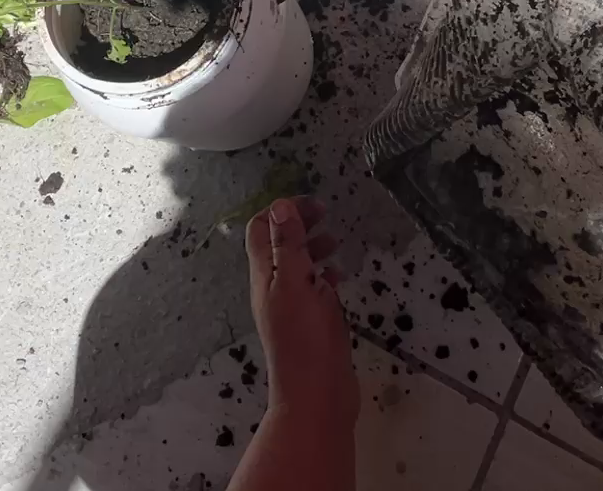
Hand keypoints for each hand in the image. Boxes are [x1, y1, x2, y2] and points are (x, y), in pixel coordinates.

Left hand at [245, 197, 356, 423]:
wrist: (317, 397)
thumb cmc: (305, 338)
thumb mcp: (296, 283)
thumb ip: (287, 245)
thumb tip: (279, 206)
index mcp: (264, 275)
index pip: (261, 229)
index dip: (282, 210)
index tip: (311, 204)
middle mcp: (273, 287)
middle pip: (279, 243)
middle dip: (300, 223)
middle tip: (326, 213)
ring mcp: (291, 305)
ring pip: (298, 264)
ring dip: (313, 246)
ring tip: (335, 241)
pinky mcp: (310, 321)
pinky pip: (314, 287)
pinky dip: (325, 273)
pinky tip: (340, 276)